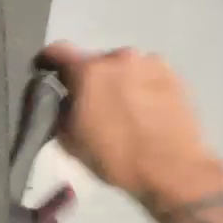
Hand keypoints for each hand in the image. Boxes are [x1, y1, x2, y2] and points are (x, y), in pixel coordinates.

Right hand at [40, 43, 222, 212]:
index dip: (48, 61)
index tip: (47, 74)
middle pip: (94, 61)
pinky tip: (146, 109)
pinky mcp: (175, 76)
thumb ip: (59, 110)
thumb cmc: (115, 157)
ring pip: (123, 67)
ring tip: (124, 108)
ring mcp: (150, 63)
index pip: (57, 51)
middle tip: (93, 103)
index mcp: (89, 70)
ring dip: (118, 81)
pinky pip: (147, 75)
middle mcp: (119, 57)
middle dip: (90, 78)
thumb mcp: (70, 139)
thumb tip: (63, 99)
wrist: (174, 171)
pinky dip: (142, 86)